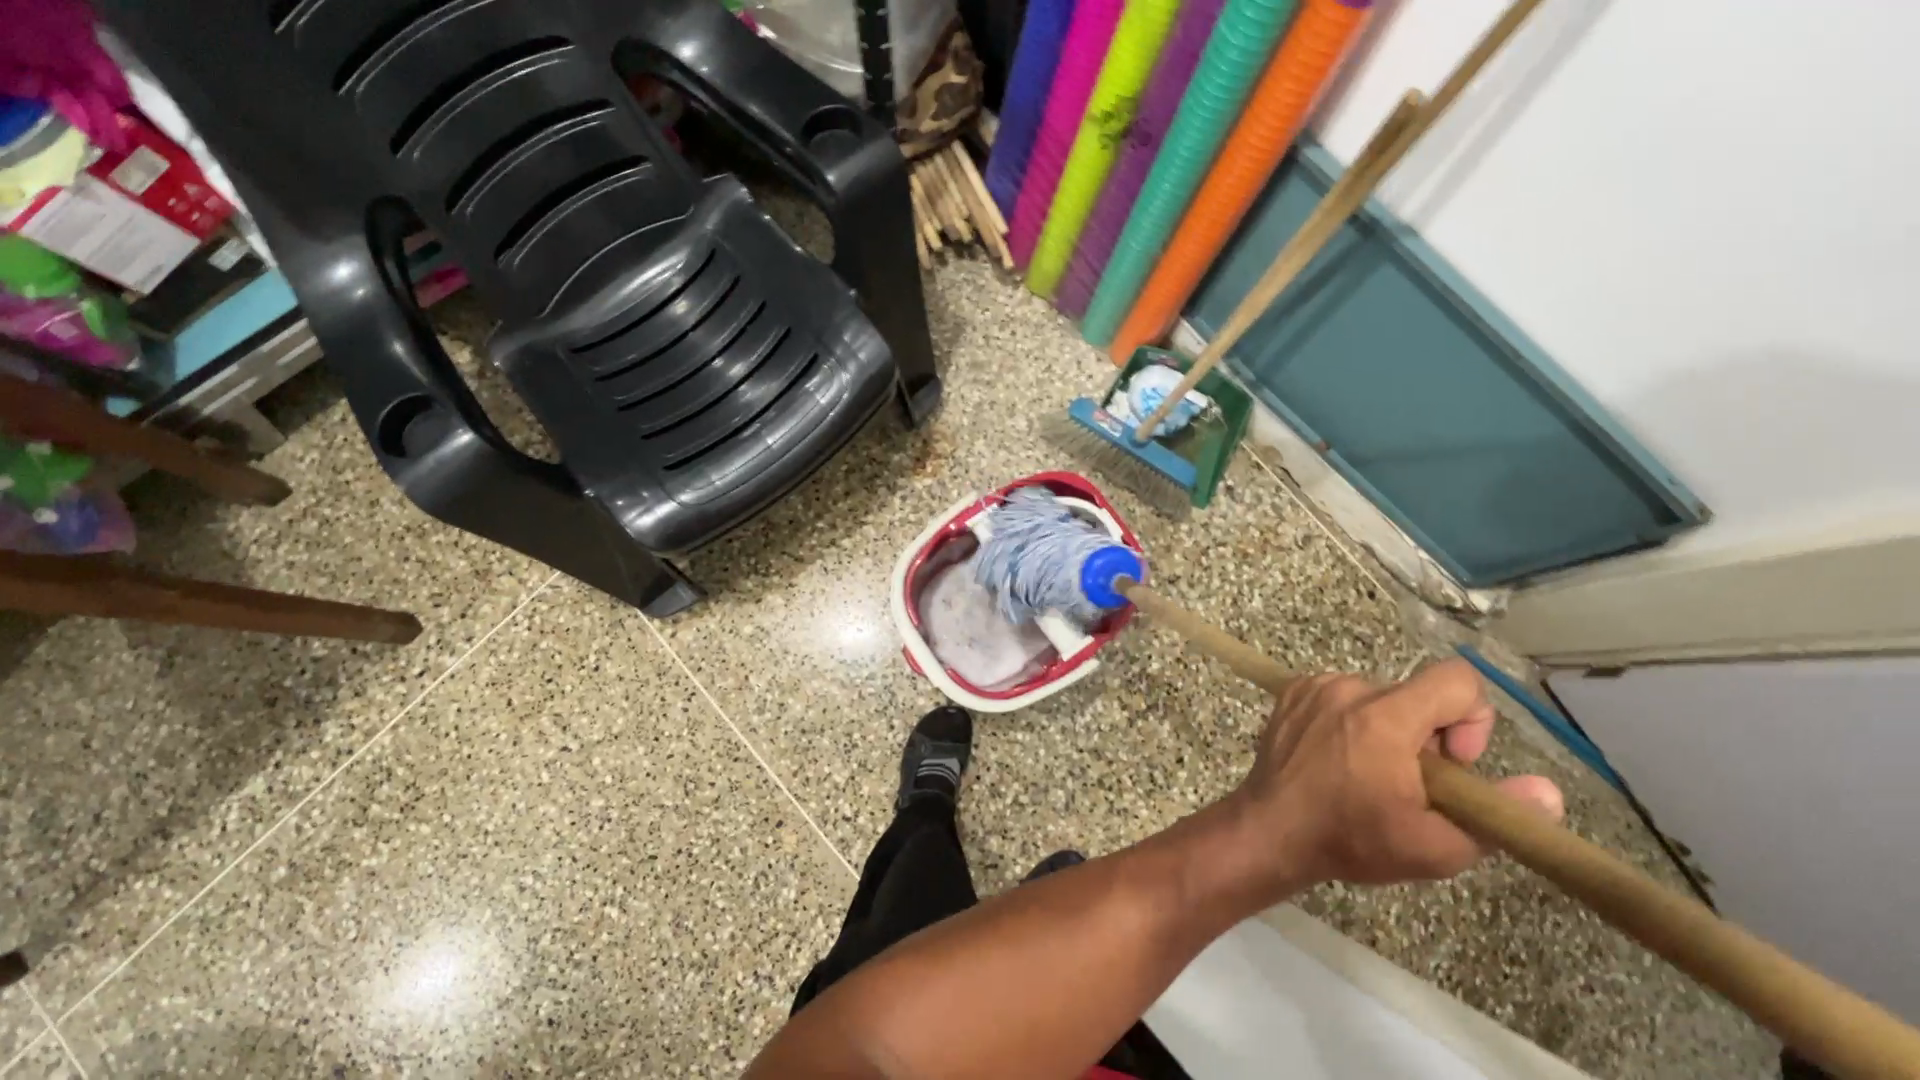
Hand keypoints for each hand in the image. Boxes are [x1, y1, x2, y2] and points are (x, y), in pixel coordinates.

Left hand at [1230, 658, 1564, 892]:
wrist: (1267, 833)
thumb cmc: (1349, 840)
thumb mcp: (1433, 847)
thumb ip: (1496, 818)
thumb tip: (1548, 792)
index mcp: (1385, 717)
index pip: (1458, 679)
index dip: (1472, 719)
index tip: (1453, 763)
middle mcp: (1350, 689)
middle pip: (1418, 695)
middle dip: (1427, 735)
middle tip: (1405, 782)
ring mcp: (1315, 687)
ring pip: (1380, 697)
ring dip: (1387, 730)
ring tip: (1366, 775)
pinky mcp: (1292, 692)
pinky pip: (1344, 697)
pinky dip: (1352, 722)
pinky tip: (1337, 759)